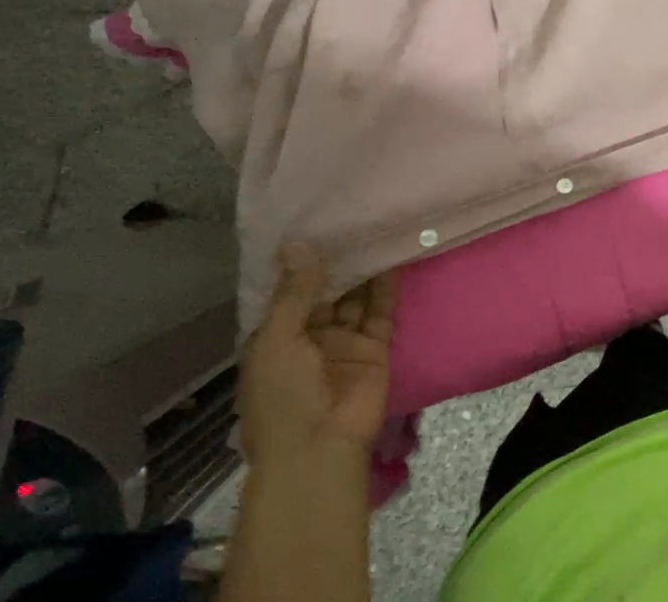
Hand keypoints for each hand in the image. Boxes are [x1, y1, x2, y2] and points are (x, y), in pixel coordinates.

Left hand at [238, 243, 398, 469]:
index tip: (313, 227)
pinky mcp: (375, 348)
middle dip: (335, 264)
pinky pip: (380, 312)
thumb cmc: (283, 395)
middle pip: (324, 293)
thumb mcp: (277, 340)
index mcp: (274, 338)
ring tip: (374, 233)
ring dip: (362, 272)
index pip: (287, 294)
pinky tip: (392, 261)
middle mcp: (309, 337)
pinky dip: (386, 289)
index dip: (299, 265)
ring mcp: (343, 343)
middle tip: (350, 222)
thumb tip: (298, 244)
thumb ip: (295, 293)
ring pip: (354, 299)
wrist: (320, 445)